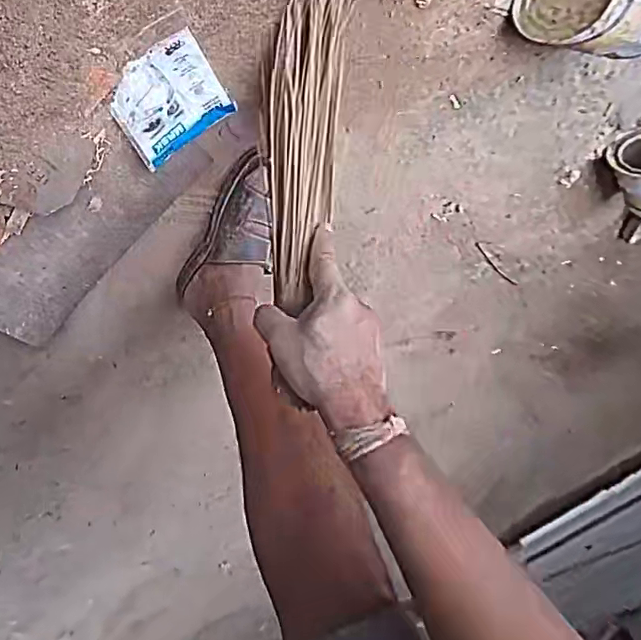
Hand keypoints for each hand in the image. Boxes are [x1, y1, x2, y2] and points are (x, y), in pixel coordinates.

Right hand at [253, 225, 390, 432]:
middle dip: (302, 321)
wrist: (355, 409)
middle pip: (321, 303)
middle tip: (290, 343)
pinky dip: (326, 359)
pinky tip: (316, 379)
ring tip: (301, 370)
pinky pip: (342, 347)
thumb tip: (269, 314)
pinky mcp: (373, 353)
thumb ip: (267, 316)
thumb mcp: (278, 338)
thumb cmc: (320, 371)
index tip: (321, 230)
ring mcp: (369, 332)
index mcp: (335, 298)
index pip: (323, 262)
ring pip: (330, 328)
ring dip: (312, 345)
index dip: (318, 244)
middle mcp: (357, 310)